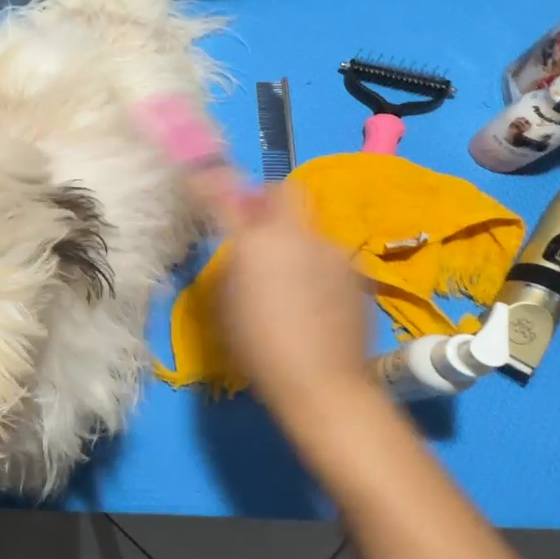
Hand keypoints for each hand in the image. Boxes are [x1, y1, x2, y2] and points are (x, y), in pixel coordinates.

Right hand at [187, 171, 374, 418]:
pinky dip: (312, 266)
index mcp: (259, 240)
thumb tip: (236, 237)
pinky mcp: (357, 277)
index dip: (212, 182)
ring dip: (292, 238)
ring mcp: (335, 254)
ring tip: (281, 275)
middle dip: (267, 199)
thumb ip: (232, 257)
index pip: (228, 195)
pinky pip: (325, 257)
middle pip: (287, 192)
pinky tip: (306, 300)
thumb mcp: (225, 301)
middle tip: (252, 223)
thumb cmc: (257, 345)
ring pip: (308, 228)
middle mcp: (301, 236)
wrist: (323, 384)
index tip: (202, 173)